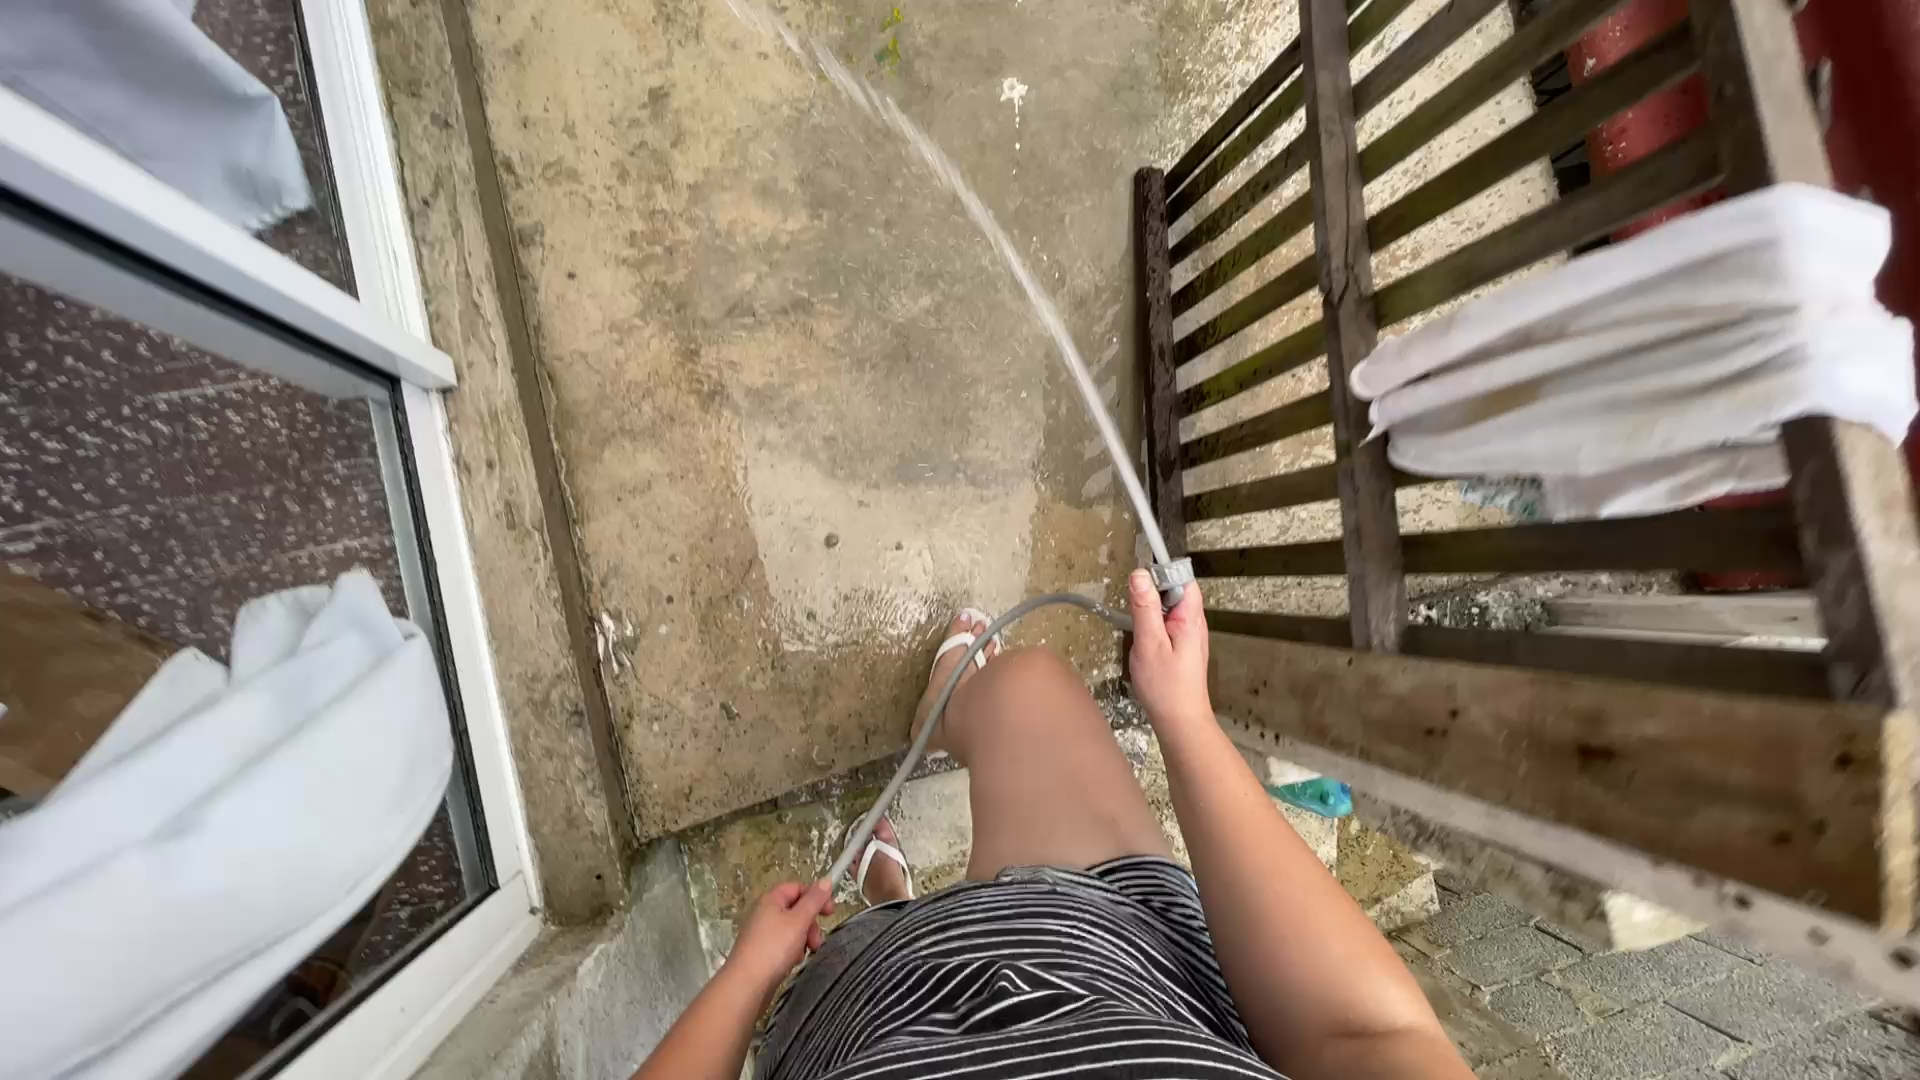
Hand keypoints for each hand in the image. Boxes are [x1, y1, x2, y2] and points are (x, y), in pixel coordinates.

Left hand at [722, 881, 834, 994]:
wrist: (745, 986)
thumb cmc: (774, 948)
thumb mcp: (799, 920)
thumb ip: (814, 900)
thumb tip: (826, 880)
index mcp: (771, 899)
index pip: (798, 888)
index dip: (816, 897)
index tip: (831, 912)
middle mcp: (764, 913)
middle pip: (795, 909)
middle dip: (811, 923)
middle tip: (817, 941)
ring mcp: (760, 934)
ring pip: (791, 929)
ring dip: (803, 939)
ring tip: (806, 953)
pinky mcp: (760, 952)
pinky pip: (782, 944)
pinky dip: (792, 951)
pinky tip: (793, 963)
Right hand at [1128, 568, 1211, 728]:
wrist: (1179, 720)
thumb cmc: (1166, 687)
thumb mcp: (1149, 643)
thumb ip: (1145, 608)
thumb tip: (1140, 575)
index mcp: (1190, 618)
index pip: (1182, 578)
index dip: (1161, 572)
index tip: (1139, 578)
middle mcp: (1194, 622)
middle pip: (1175, 590)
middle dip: (1152, 591)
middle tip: (1134, 608)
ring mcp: (1189, 634)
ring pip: (1169, 607)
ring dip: (1151, 608)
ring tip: (1137, 625)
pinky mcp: (1181, 645)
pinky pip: (1166, 622)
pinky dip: (1152, 622)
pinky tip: (1143, 636)